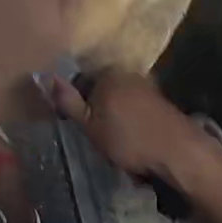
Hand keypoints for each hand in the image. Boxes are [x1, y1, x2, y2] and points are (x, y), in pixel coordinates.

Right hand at [47, 72, 217, 179]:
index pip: (80, 83)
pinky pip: (135, 109)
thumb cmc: (128, 138)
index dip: (77, 106)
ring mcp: (146, 85)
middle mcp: (127, 72)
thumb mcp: (90, 124)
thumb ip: (68, 101)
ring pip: (118, 101)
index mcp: (108, 72)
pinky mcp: (159, 101)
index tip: (82, 128)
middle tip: (99, 139)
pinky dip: (131, 122)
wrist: (176, 151)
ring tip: (118, 144)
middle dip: (98, 111)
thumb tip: (45, 76)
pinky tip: (135, 141)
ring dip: (115, 118)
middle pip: (101, 90)